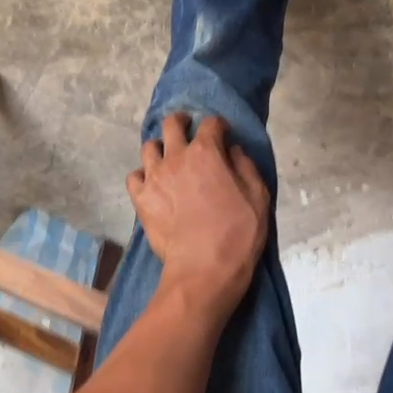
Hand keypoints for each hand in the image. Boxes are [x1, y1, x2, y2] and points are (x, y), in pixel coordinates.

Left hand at [126, 114, 270, 317]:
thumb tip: (233, 150)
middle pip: (171, 124)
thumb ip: (246, 168)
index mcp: (205, 153)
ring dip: (160, 148)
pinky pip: (134, 176)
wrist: (203, 270)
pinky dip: (142, 176)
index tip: (223, 133)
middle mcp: (175, 157)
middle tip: (187, 129)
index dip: (218, 126)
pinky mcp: (140, 197)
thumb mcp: (258, 199)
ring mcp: (154, 176)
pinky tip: (151, 184)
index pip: (210, 124)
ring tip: (167, 158)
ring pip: (149, 147)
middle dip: (181, 122)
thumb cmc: (237, 236)